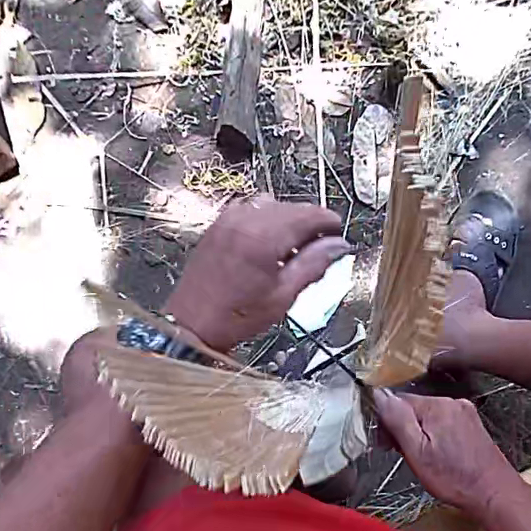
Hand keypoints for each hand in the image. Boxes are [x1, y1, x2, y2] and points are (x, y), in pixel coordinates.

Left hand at [164, 197, 349, 348]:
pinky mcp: (217, 225)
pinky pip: (250, 210)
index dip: (329, 223)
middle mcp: (245, 219)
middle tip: (316, 249)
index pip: (310, 213)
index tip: (337, 237)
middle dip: (309, 223)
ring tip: (289, 249)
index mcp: (265, 236)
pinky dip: (264, 220)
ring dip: (287, 220)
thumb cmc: (236, 317)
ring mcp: (228, 219)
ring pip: (272, 204)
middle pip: (292, 206)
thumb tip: (339, 245)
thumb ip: (313, 264)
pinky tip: (266, 244)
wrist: (191, 325)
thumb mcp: (283, 295)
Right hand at [371, 390, 530, 522]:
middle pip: (412, 407)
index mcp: (436, 406)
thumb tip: (379, 395)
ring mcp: (464, 412)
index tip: (388, 443)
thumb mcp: (416, 452)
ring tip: (422, 456)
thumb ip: (397, 420)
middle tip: (404, 453)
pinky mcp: (470, 423)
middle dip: (402, 427)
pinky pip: (441, 421)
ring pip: (426, 415)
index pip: (397, 400)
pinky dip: (433, 435)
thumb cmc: (453, 478)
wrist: (494, 493)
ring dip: (417, 432)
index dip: (387, 421)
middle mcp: (452, 402)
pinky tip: (436, 453)